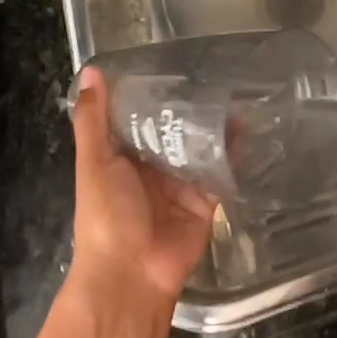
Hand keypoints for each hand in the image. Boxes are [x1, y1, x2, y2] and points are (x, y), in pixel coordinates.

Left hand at [68, 66, 216, 299]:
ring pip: (199, 148)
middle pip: (173, 131)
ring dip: (214, 126)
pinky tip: (245, 128)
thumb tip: (91, 72)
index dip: (153, 93)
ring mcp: (180, 185)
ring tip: (235, 93)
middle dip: (190, 108)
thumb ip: (94, 120)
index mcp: (122, 158)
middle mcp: (152, 169)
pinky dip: (232, 153)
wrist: (131, 275)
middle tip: (214, 72)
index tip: (173, 62)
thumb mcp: (95, 162)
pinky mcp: (205, 200)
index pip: (140, 118)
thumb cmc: (106, 215)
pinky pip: (220, 172)